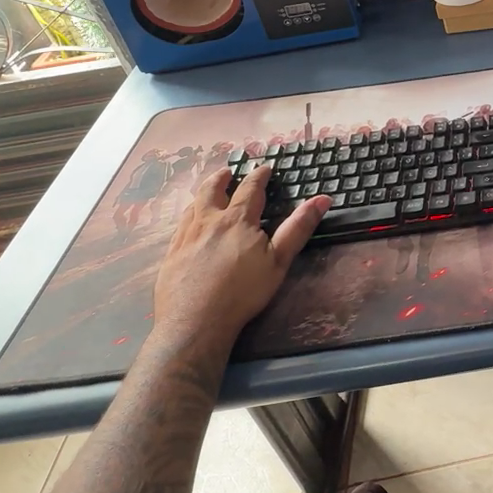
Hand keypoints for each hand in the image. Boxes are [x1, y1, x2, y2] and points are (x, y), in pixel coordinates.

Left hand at [151, 167, 325, 355]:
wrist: (195, 323)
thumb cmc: (243, 292)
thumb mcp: (279, 260)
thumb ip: (299, 228)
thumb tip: (322, 199)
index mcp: (237, 221)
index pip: (249, 190)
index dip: (258, 176)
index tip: (264, 168)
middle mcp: (208, 222)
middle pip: (212, 191)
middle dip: (222, 178)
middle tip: (227, 172)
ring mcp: (185, 239)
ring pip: (193, 207)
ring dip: (202, 194)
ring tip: (208, 192)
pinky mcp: (170, 256)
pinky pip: (178, 227)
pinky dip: (187, 217)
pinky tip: (188, 224)